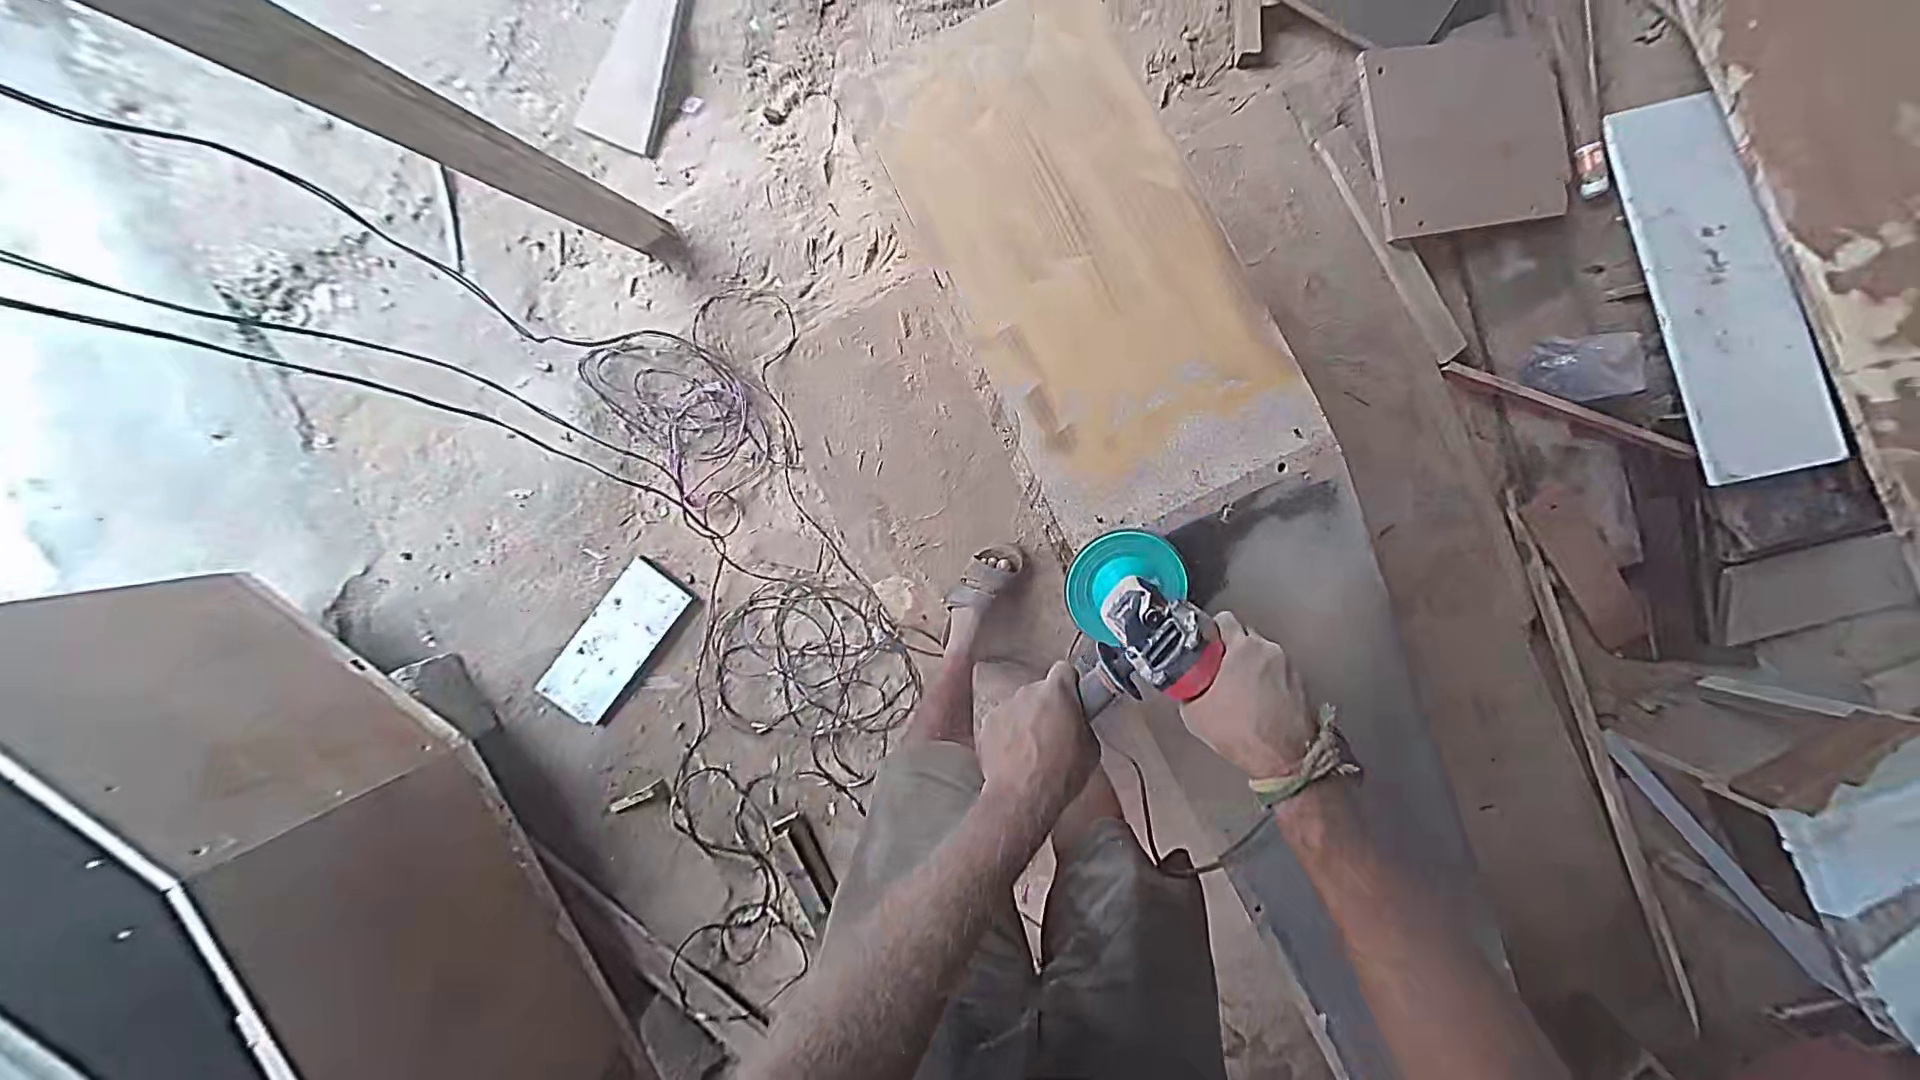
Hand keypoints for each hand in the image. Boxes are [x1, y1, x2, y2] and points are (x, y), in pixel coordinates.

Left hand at [977, 661, 1097, 826]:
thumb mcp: (1090, 747)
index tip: (1072, 697)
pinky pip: (1003, 723)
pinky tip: (1016, 757)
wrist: (1022, 796)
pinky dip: (1008, 735)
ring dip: (1026, 721)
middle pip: (1040, 691)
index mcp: (1057, 692)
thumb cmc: (1059, 774)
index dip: (1070, 684)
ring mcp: (1005, 706)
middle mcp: (1028, 692)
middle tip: (1055, 732)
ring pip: (1020, 707)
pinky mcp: (988, 723)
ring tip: (1034, 751)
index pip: (1065, 670)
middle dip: (1047, 707)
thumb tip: (1077, 720)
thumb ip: (1082, 722)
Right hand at [1180, 611, 1311, 778]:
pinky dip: (1266, 682)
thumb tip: (1183, 687)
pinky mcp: (1301, 685)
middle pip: (1244, 636)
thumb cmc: (1245, 734)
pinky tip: (1255, 703)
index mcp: (1244, 648)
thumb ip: (1187, 689)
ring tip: (1236, 691)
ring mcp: (1289, 668)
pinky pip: (1277, 674)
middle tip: (1216, 669)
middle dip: (1229, 649)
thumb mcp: (1194, 712)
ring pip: (1262, 656)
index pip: (1224, 619)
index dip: (1210, 631)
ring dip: (1249, 667)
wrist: (1285, 760)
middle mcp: (1270, 652)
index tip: (1203, 645)